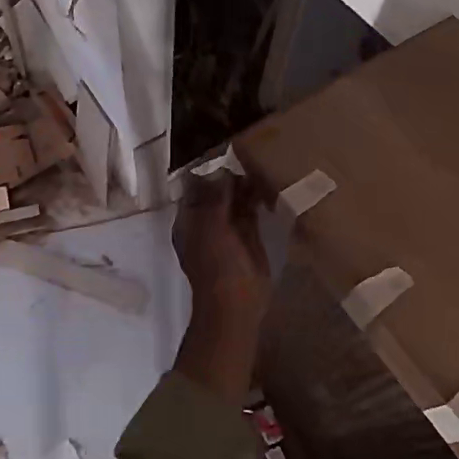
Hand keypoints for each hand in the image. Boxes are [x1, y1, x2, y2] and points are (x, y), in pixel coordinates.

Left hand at [170, 172, 271, 402]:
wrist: (235, 304)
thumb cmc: (217, 264)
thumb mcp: (211, 225)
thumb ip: (216, 197)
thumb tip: (222, 171)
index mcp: (189, 219)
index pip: (196, 186)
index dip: (209, 171)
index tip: (227, 154)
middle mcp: (206, 221)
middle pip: (217, 191)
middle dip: (231, 177)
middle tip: (250, 159)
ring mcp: (228, 230)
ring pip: (236, 199)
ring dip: (247, 186)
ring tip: (262, 170)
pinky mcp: (249, 237)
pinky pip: (251, 211)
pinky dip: (258, 199)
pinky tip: (268, 187)